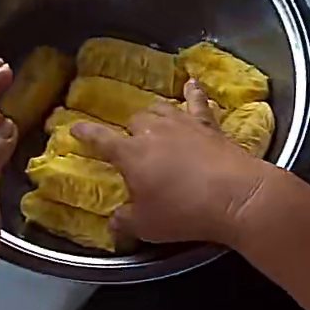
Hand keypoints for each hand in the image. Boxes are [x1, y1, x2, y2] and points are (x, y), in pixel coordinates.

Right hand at [71, 79, 274, 245]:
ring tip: (152, 120)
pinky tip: (192, 83)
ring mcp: (183, 124)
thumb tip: (114, 222)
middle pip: (134, 120)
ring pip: (160, 108)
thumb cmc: (184, 212)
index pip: (100, 139)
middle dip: (129, 130)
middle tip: (131, 143)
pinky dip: (193, 93)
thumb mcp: (147, 226)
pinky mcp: (210, 126)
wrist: (235, 196)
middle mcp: (154, 131)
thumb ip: (126, 221)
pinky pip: (198, 102)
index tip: (74, 128)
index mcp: (131, 154)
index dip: (86, 133)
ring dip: (154, 114)